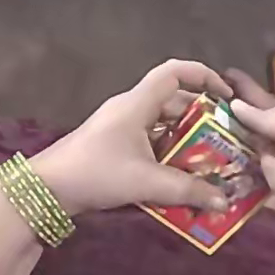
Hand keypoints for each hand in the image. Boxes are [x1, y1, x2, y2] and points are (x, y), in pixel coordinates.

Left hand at [31, 59, 235, 215]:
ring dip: (184, 142)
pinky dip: (166, 156)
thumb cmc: (96, 173)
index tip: (226, 96)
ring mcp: (119, 128)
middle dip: (201, 121)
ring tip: (208, 164)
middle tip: (224, 142)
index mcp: (137, 104)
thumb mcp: (146, 182)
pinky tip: (179, 178)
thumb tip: (222, 201)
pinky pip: (148, 143)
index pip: (174, 72)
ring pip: (161, 126)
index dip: (204, 76)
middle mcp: (129, 109)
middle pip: (173, 102)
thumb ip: (188, 191)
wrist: (47, 190)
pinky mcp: (112, 147)